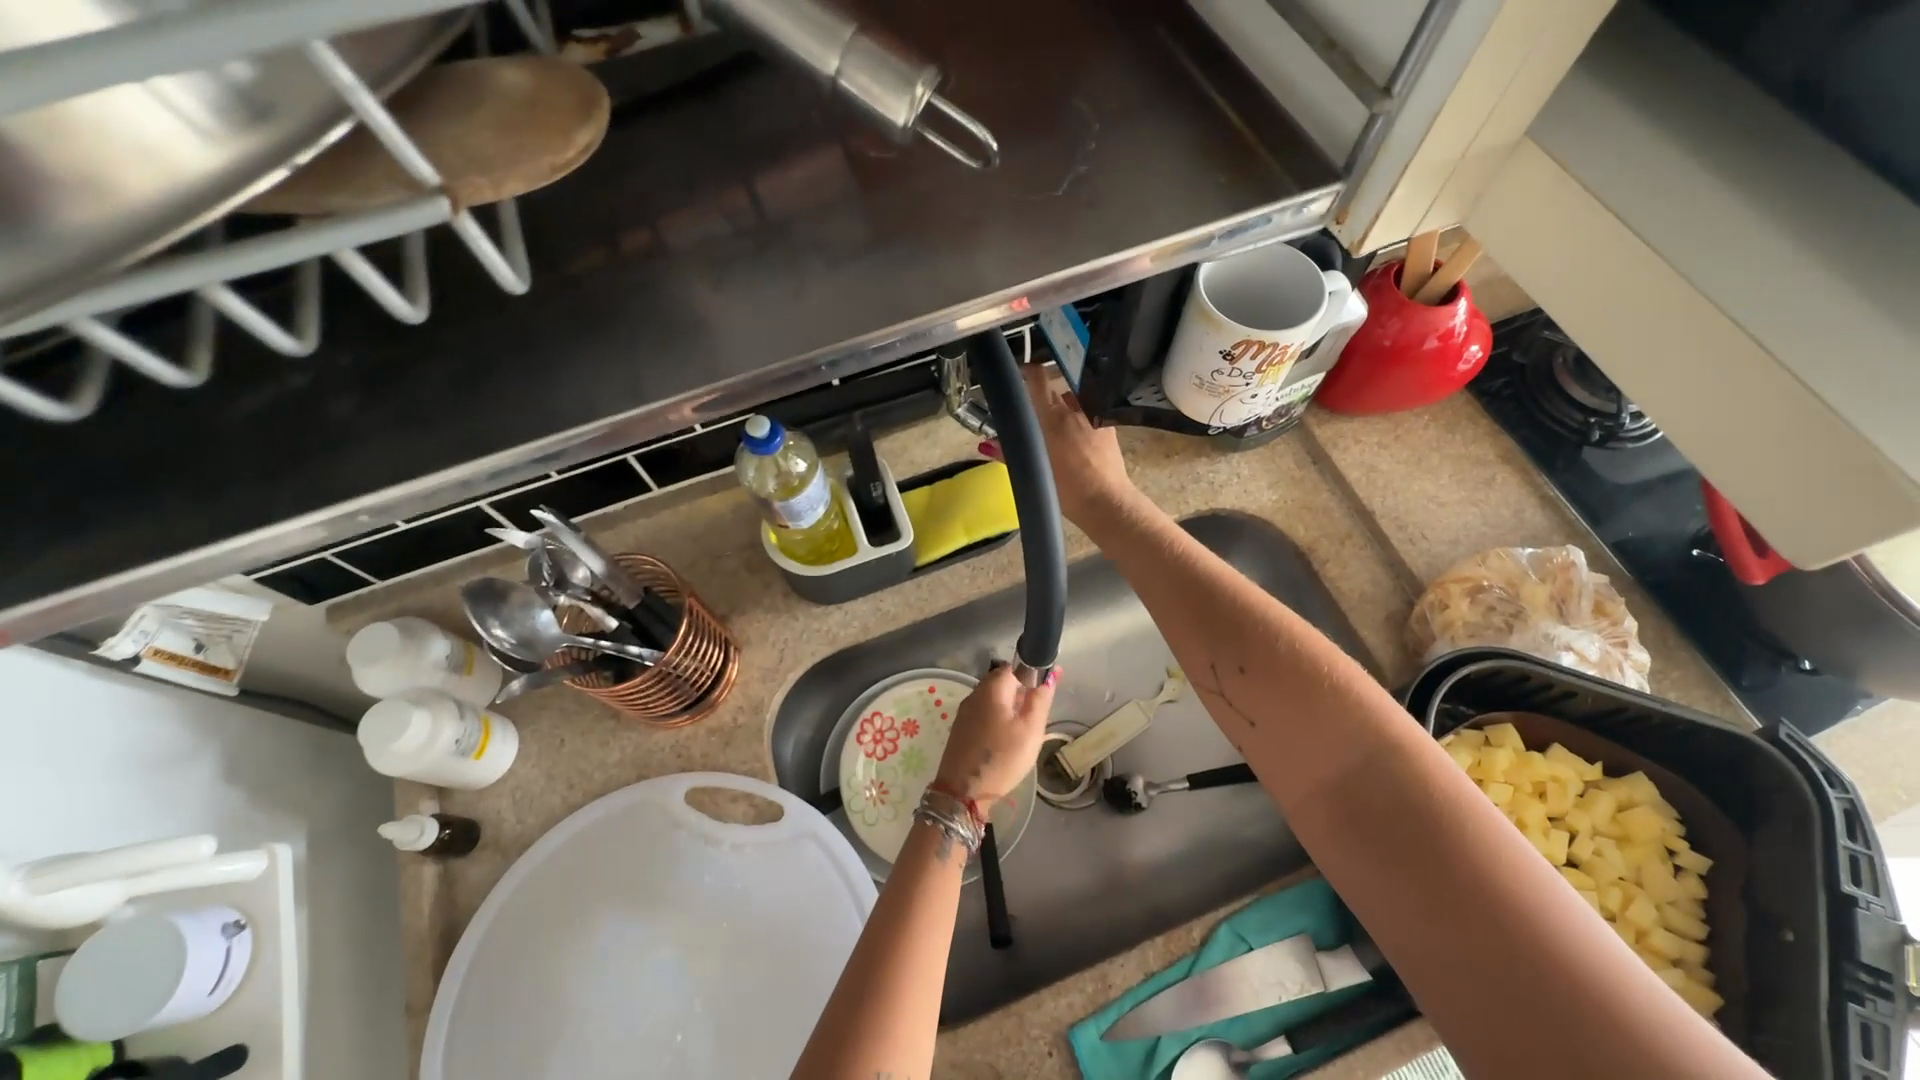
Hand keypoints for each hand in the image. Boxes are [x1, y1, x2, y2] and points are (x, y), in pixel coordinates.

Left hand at [934, 664, 1055, 805]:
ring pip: (993, 701)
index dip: (1032, 676)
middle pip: (1002, 683)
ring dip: (1010, 710)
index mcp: (991, 689)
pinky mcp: (961, 730)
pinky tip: (1005, 742)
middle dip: (1021, 695)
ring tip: (1023, 733)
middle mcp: (974, 695)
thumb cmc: (1001, 758)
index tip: (1044, 695)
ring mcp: (964, 713)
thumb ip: (1040, 700)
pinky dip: (998, 722)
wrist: (963, 793)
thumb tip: (1049, 675)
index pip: (1014, 667)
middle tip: (1036, 719)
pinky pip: (984, 716)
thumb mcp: (1030, 730)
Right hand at [1020, 365, 1136, 525]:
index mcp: (1051, 418)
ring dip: (1065, 408)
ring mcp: (1093, 416)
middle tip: (1036, 417)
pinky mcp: (1108, 426)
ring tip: (1060, 428)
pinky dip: (1081, 418)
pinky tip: (1080, 436)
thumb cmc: (1067, 490)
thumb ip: (1009, 455)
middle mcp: (1073, 410)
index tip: (1020, 374)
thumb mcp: (1035, 472)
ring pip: (1074, 401)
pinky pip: (1090, 412)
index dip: (1027, 371)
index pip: (1037, 378)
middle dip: (1043, 400)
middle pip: (1054, 392)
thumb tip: (986, 445)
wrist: (1106, 502)